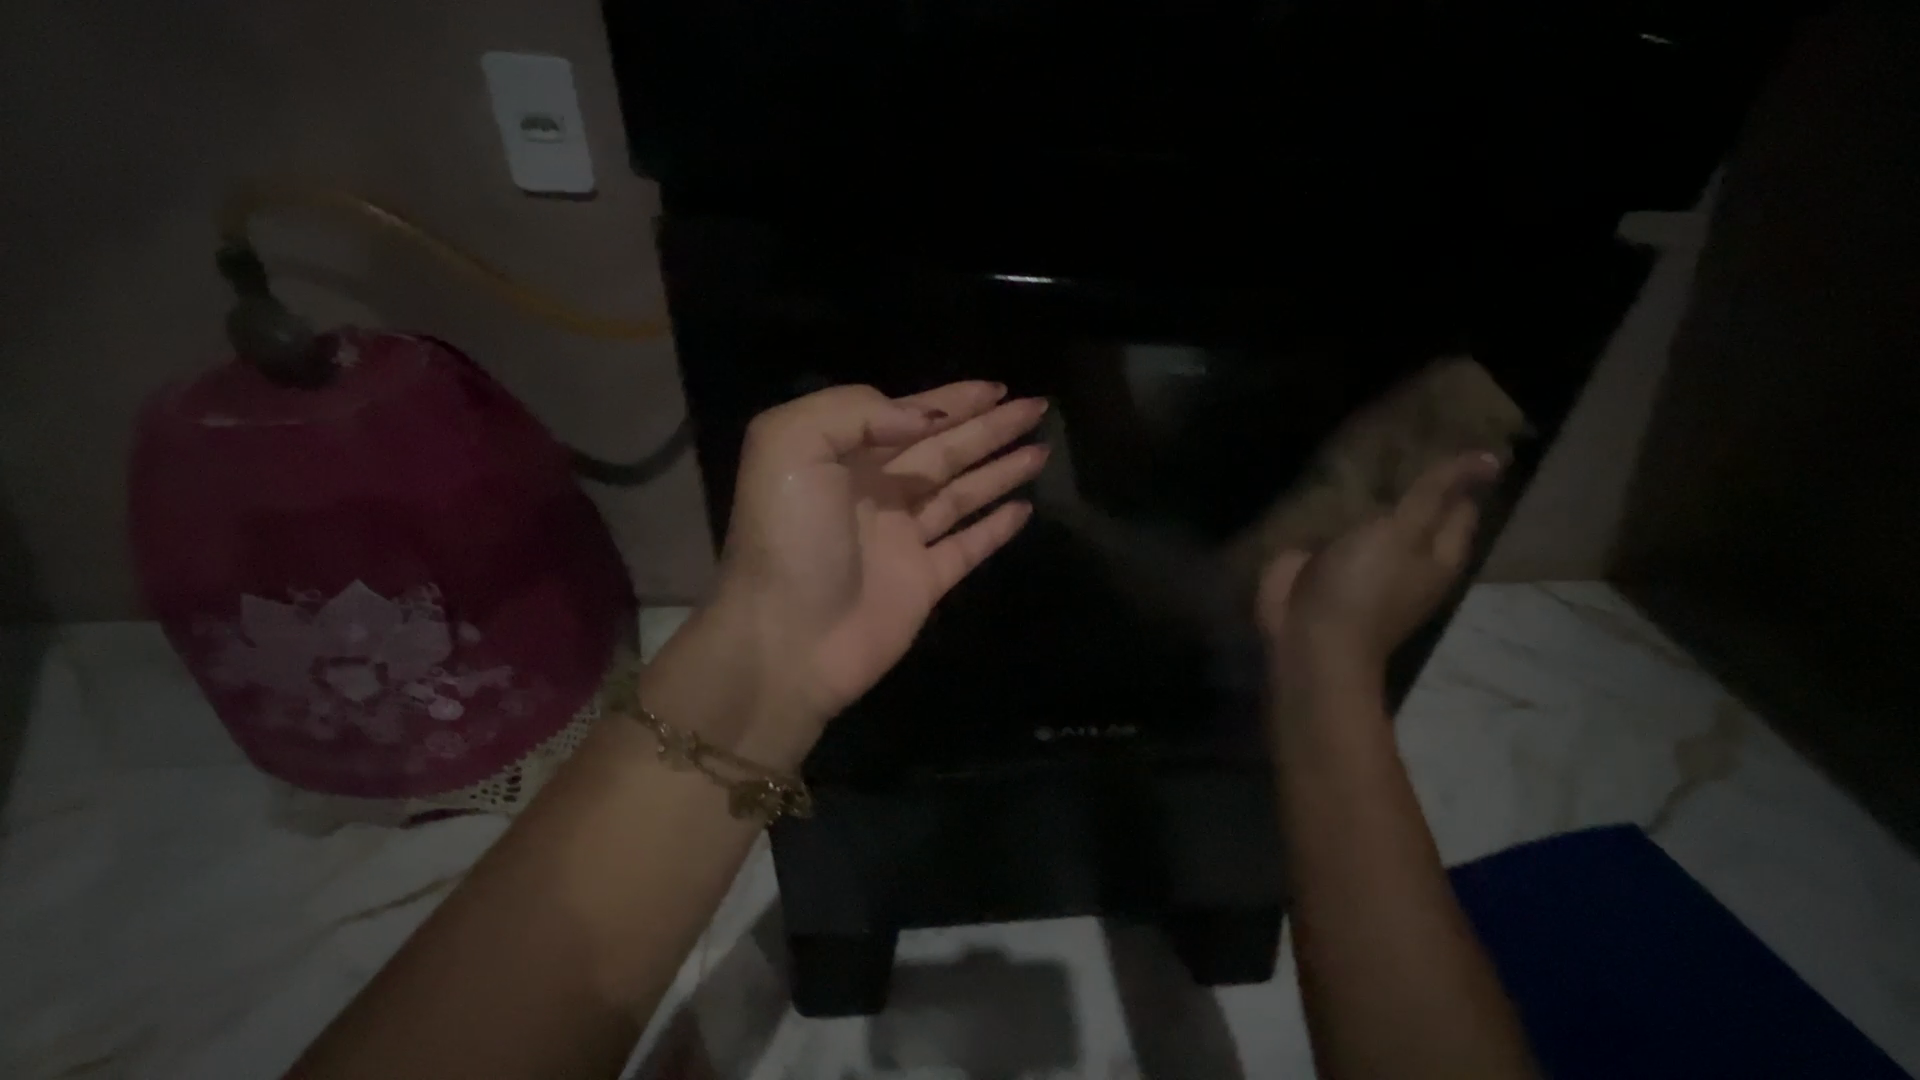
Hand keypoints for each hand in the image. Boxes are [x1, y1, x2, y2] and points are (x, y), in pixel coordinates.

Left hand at [694, 381, 1048, 759]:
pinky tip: (1025, 509)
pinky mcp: (922, 584)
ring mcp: (900, 541)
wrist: (787, 641)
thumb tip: (921, 418)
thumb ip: (855, 412)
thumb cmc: (788, 538)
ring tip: (1042, 451)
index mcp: (841, 458)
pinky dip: (995, 530)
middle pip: (942, 450)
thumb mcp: (792, 446)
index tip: (996, 388)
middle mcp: (873, 494)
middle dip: (988, 428)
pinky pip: (967, 548)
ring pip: (960, 494)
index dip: (951, 400)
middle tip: (1036, 408)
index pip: (906, 417)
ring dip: (1000, 470)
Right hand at [1257, 452, 1501, 687]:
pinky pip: (1331, 526)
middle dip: (1406, 474)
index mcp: (1439, 552)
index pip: (1459, 503)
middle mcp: (1406, 554)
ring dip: (1366, 487)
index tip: (1443, 428)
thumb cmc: (1365, 586)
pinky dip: (1328, 504)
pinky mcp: (1322, 562)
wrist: (1309, 637)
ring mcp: (1362, 559)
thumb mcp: (1406, 532)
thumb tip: (1491, 457)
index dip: (1456, 471)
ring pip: (1371, 514)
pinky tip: (1320, 474)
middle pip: (1414, 507)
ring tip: (1360, 437)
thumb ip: (1437, 492)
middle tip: (1397, 427)